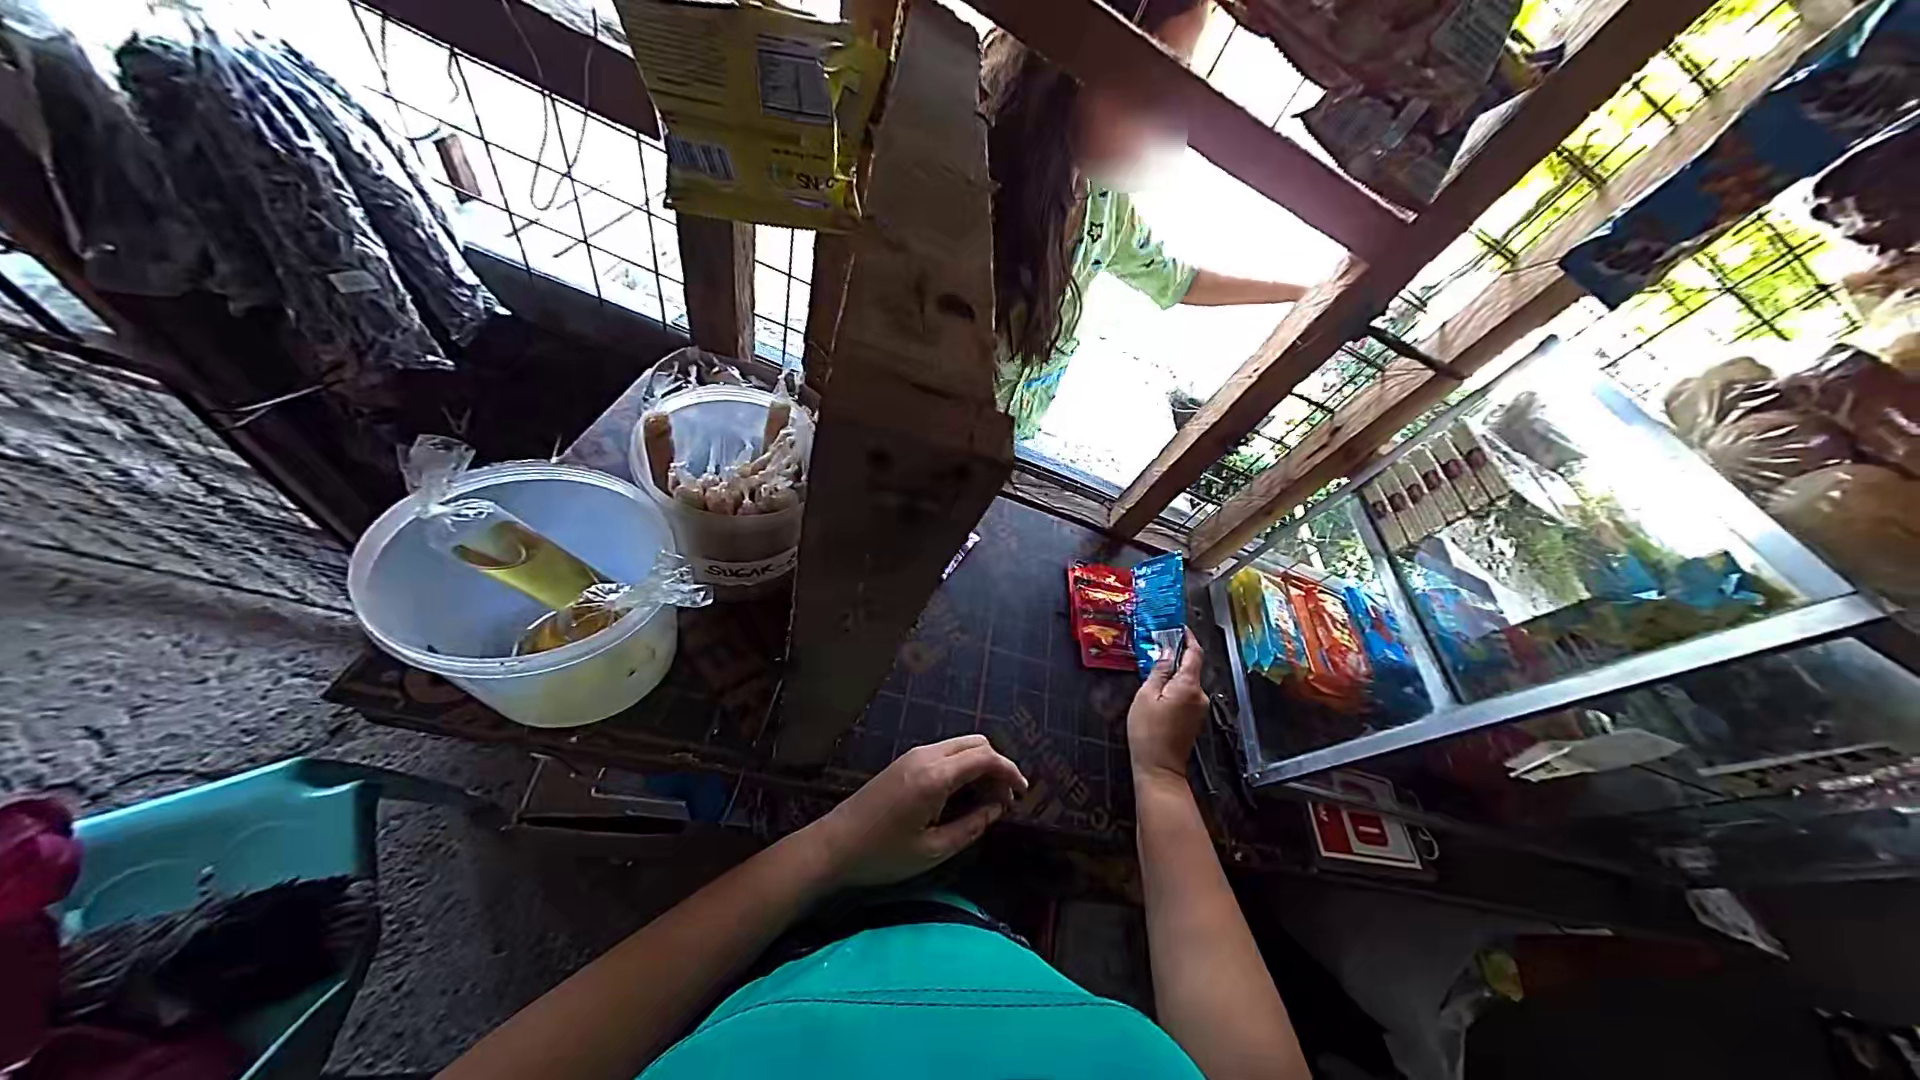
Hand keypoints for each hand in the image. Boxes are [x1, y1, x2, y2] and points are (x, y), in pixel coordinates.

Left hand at [803, 735, 1028, 888]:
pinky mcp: (905, 761)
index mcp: (934, 777)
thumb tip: (996, 808)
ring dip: (981, 764)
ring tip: (989, 799)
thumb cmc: (883, 854)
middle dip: (998, 765)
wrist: (834, 845)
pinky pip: (945, 752)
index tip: (1023, 793)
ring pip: (960, 745)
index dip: (1010, 772)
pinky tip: (965, 792)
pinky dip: (964, 764)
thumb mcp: (933, 850)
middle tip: (1006, 799)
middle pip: (975, 743)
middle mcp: (926, 756)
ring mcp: (913, 755)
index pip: (985, 758)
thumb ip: (971, 826)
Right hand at [1127, 630, 1207, 781]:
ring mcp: (1199, 708)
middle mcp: (1200, 695)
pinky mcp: (1194, 718)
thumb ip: (1159, 671)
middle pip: (1191, 668)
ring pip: (1187, 682)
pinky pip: (1186, 695)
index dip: (1188, 638)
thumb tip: (1167, 653)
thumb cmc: (1148, 732)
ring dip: (1173, 675)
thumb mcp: (1146, 695)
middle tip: (1155, 650)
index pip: (1195, 654)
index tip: (1179, 628)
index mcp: (1189, 686)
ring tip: (1151, 674)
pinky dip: (1175, 689)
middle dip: (1175, 658)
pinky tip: (1158, 694)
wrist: (1159, 767)